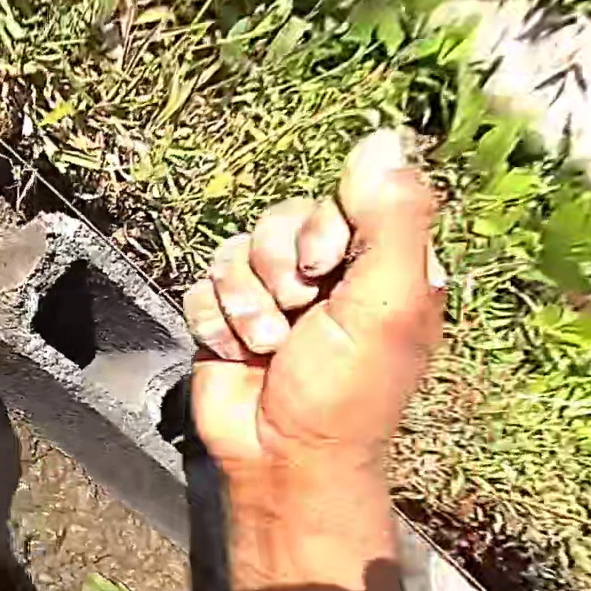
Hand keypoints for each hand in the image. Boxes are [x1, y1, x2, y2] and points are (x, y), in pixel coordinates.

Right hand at [183, 130, 442, 480]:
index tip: (323, 272)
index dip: (316, 229)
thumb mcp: (385, 303)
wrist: (278, 452)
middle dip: (274, 270)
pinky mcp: (219, 321)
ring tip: (264, 344)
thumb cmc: (345, 390)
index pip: (333, 198)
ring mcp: (263, 296)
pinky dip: (213, 323)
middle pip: (274, 221)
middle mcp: (316, 272)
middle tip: (293, 313)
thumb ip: (391, 218)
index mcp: (371, 261)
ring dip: (242, 304)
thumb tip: (380, 137)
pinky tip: (234, 351)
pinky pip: (199, 291)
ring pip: (230, 255)